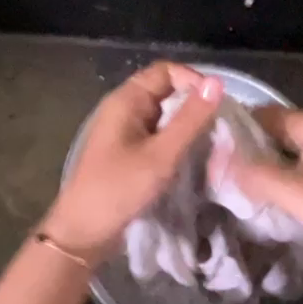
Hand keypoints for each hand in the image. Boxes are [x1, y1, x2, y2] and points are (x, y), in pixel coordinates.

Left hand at [42, 62, 222, 262]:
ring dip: (185, 123)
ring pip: (162, 114)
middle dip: (192, 103)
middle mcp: (124, 108)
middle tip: (219, 126)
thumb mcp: (161, 155)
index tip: (217, 105)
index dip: (193, 80)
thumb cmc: (119, 189)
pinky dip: (174, 139)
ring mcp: (124, 130)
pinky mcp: (127, 150)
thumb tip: (217, 82)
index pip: (166, 71)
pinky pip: (156, 133)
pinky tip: (191, 157)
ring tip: (210, 142)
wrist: (83, 232)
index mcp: (126, 100)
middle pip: (165, 90)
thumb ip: (190, 119)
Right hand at [228, 107, 302, 263]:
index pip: (259, 114)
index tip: (211, 150)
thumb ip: (253, 174)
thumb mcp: (292, 192)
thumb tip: (217, 161)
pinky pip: (298, 159)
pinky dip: (282, 170)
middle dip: (248, 148)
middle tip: (220, 169)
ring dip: (265, 161)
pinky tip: (269, 190)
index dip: (235, 131)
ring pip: (285, 146)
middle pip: (272, 129)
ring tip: (238, 181)